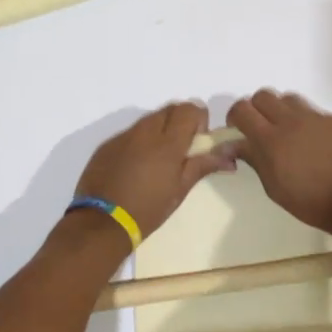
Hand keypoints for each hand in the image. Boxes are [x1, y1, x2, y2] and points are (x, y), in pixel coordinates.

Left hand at [75, 103, 234, 235]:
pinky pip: (129, 134)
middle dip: (180, 123)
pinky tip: (135, 168)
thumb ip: (203, 165)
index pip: (190, 109)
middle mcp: (144, 131)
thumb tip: (230, 157)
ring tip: (158, 162)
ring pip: (149, 120)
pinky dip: (139, 142)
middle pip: (169, 109)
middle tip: (180, 151)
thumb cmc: (148, 209)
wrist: (102, 222)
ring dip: (159, 131)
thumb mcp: (180, 189)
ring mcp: (123, 136)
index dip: (198, 120)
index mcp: (167, 142)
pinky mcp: (107, 145)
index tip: (197, 142)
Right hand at [228, 90, 331, 232]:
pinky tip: (316, 144)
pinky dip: (307, 123)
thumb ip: (253, 158)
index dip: (235, 116)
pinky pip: (315, 112)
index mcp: (271, 139)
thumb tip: (231, 145)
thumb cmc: (309, 201)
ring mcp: (317, 118)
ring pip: (289, 99)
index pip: (242, 109)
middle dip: (257, 109)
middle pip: (263, 96)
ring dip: (282, 111)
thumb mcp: (273, 187)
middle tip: (261, 129)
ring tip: (289, 133)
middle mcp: (292, 121)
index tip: (238, 130)